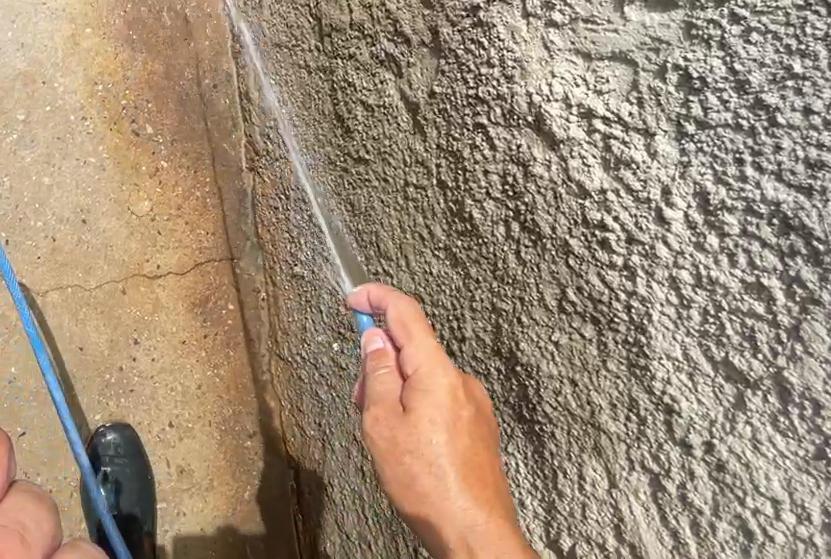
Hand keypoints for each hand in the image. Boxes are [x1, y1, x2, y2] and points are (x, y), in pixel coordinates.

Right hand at [349, 284, 535, 558]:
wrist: (476, 536)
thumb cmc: (426, 484)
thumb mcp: (382, 423)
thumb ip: (377, 373)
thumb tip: (375, 338)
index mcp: (437, 374)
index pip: (406, 311)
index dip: (376, 296)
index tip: (352, 299)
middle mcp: (461, 381)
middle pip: (412, 346)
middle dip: (379, 358)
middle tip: (359, 395)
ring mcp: (474, 404)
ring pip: (423, 374)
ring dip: (394, 385)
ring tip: (381, 428)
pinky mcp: (478, 426)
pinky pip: (438, 395)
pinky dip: (414, 401)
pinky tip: (404, 438)